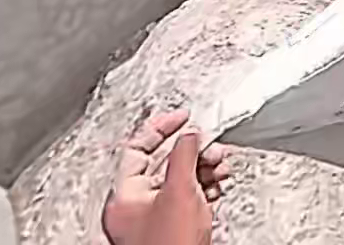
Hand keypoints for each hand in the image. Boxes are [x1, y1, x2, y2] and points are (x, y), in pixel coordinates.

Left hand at [103, 109, 232, 244]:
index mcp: (124, 196)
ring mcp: (151, 218)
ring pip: (177, 175)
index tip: (183, 117)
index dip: (161, 127)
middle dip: (191, 149)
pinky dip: (204, 182)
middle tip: (209, 144)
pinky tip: (217, 181)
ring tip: (219, 164)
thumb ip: (184, 154)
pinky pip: (186, 192)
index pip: (137, 147)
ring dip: (202, 164)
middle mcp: (134, 206)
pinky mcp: (170, 226)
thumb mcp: (180, 190)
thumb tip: (189, 133)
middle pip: (162, 161)